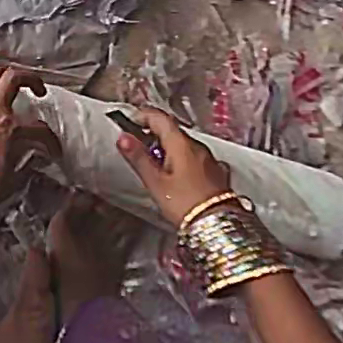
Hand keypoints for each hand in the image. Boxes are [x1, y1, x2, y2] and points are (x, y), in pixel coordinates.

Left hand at [0, 67, 47, 193]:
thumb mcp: (16, 175)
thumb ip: (27, 159)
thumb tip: (34, 155)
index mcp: (11, 128)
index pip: (40, 129)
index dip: (51, 140)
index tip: (52, 149)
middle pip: (12, 80)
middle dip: (30, 79)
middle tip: (37, 87)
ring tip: (5, 74)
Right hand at [114, 108, 232, 225]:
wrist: (219, 227)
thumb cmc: (186, 205)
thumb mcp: (155, 182)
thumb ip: (138, 158)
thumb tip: (123, 138)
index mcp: (181, 144)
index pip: (161, 118)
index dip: (143, 115)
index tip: (131, 119)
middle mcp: (198, 147)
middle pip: (173, 130)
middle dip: (154, 132)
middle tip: (137, 142)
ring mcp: (209, 159)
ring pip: (184, 145)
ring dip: (167, 147)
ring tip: (154, 163)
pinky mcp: (216, 173)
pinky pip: (195, 157)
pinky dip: (181, 159)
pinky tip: (176, 175)